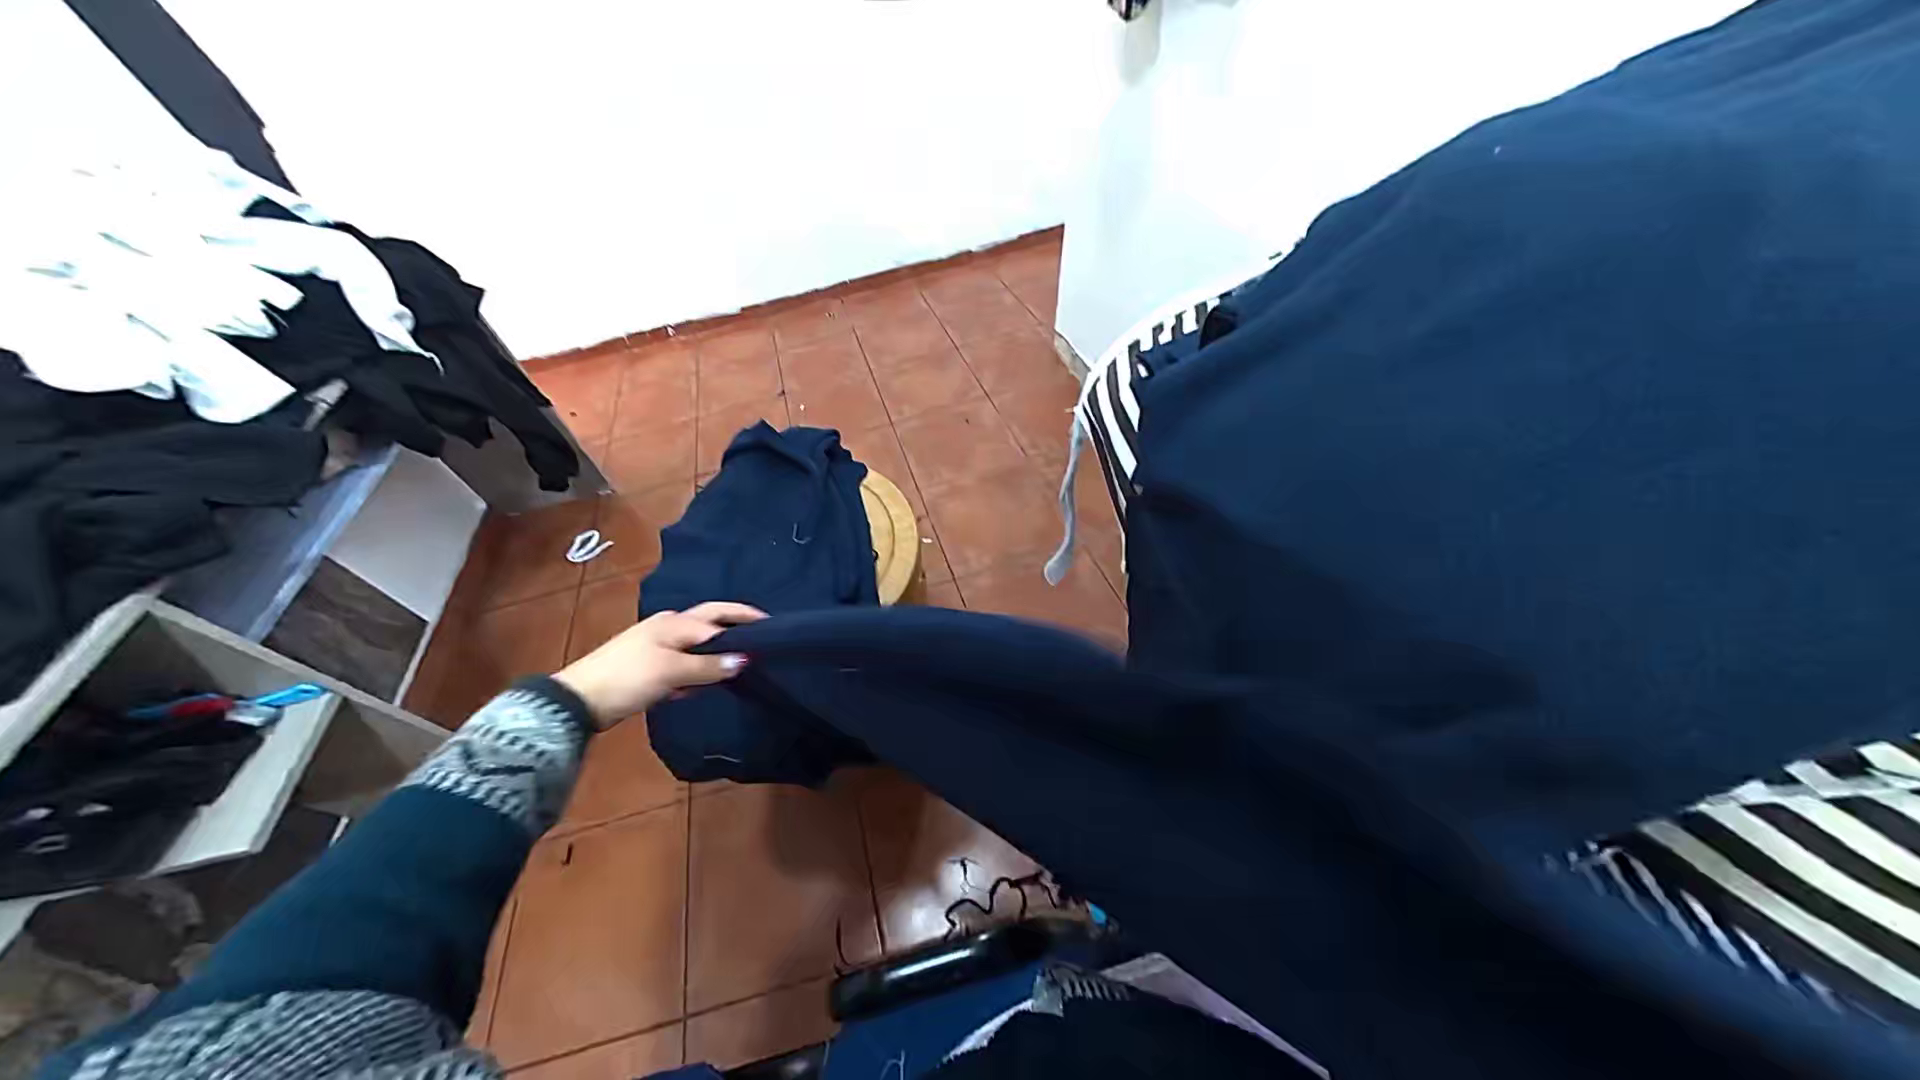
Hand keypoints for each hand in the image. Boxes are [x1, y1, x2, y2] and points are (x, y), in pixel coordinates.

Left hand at [552, 602, 765, 727]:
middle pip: (711, 621)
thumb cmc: (629, 678)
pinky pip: (685, 661)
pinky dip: (698, 668)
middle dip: (736, 625)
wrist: (579, 701)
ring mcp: (658, 644)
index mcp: (675, 622)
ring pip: (698, 643)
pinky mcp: (651, 664)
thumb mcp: (672, 671)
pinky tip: (704, 684)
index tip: (772, 634)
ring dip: (717, 649)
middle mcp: (669, 626)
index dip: (745, 625)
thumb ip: (709, 666)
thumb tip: (745, 659)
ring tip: (741, 663)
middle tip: (763, 633)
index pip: (719, 620)